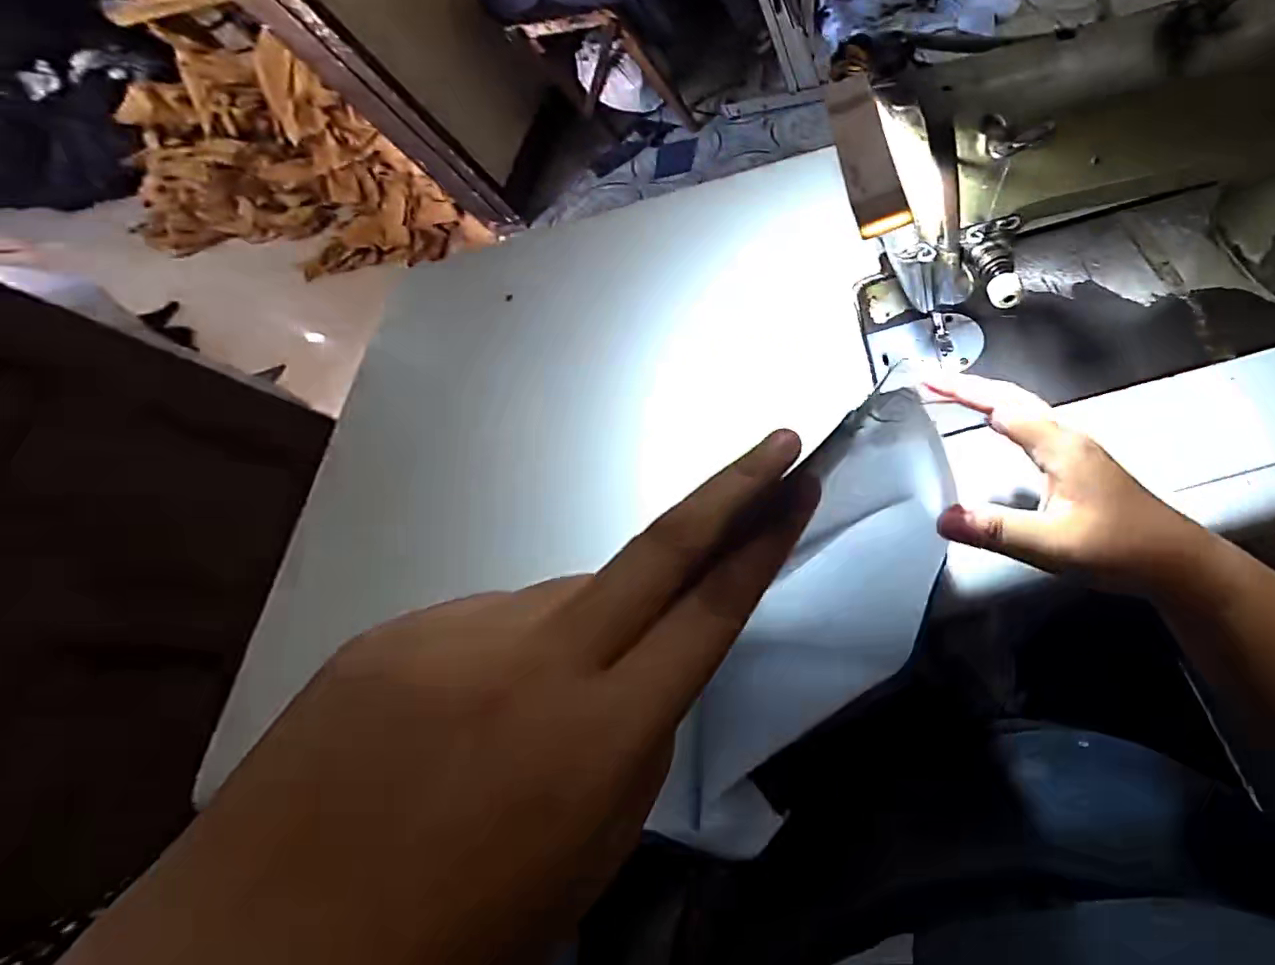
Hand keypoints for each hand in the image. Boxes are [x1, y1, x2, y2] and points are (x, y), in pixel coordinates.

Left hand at [67, 431, 818, 964]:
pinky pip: (493, 617)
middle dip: (733, 487)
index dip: (767, 544)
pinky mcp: (391, 633)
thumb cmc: (466, 926)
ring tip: (545, 696)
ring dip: (593, 622)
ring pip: (572, 593)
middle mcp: (536, 661)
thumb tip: (649, 657)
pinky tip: (469, 708)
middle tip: (779, 441)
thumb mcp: (599, 844)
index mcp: (602, 731)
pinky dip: (513, 646)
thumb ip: (643, 734)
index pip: (712, 609)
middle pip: (661, 546)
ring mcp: (455, 635)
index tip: (801, 488)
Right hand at [923, 374, 1220, 596]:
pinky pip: (1037, 427)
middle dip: (974, 387)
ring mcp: (1079, 449)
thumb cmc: (1118, 548)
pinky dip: (1010, 418)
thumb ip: (997, 531)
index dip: (964, 392)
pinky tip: (1005, 431)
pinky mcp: (1083, 464)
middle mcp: (1069, 438)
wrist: (1172, 559)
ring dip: (992, 399)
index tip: (929, 382)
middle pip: (1016, 398)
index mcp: (1060, 446)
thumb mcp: (1053, 545)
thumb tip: (943, 518)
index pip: (1003, 406)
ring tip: (960, 398)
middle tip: (937, 384)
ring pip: (1028, 410)